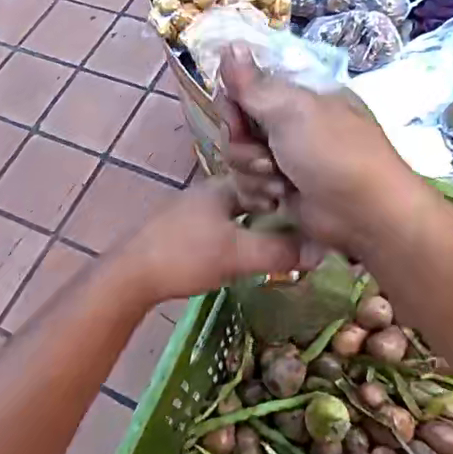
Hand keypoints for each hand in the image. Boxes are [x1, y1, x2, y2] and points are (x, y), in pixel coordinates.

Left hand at [107, 177, 306, 302]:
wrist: (130, 276)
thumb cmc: (185, 255)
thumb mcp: (238, 254)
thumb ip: (279, 251)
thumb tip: (323, 251)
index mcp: (224, 186)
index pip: (267, 177)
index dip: (292, 190)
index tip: (316, 206)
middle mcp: (208, 191)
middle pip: (252, 193)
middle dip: (277, 206)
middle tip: (304, 225)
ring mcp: (192, 210)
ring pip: (236, 210)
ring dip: (258, 221)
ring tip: (282, 239)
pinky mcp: (182, 230)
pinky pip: (222, 225)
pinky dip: (240, 233)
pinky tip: (246, 251)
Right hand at [215, 47, 431, 255]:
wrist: (363, 213)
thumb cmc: (332, 153)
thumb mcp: (292, 110)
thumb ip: (253, 83)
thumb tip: (229, 44)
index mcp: (296, 94)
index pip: (244, 87)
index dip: (233, 104)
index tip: (238, 118)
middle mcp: (287, 122)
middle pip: (235, 125)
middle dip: (244, 146)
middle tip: (266, 158)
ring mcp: (282, 156)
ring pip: (237, 158)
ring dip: (254, 174)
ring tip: (280, 184)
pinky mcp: (279, 188)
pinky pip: (246, 185)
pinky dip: (258, 194)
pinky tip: (277, 200)